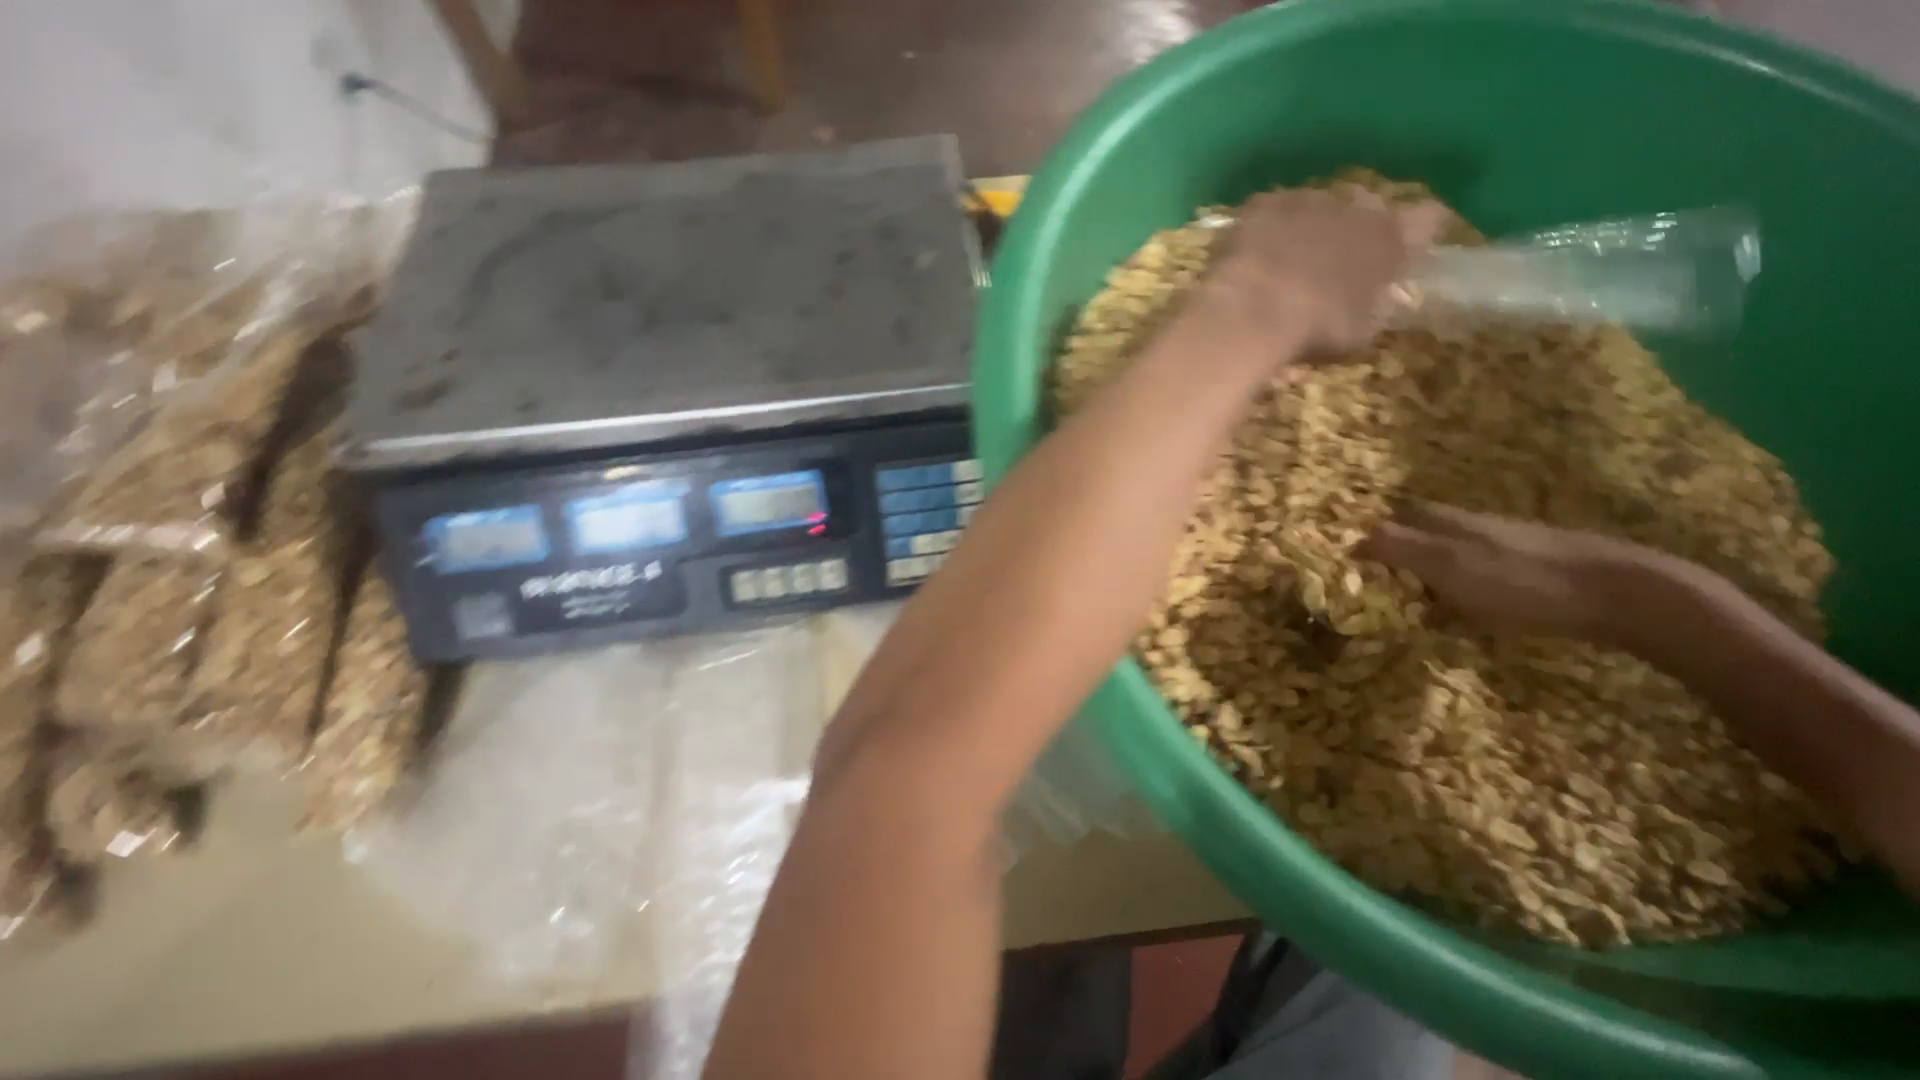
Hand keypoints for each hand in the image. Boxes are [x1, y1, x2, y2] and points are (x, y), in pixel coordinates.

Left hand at [1193, 189, 1449, 356]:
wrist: (1255, 311)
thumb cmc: (1319, 328)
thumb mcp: (1364, 328)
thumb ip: (1379, 302)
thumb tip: (1380, 296)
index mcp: (1392, 238)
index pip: (1428, 218)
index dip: (1420, 230)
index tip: (1409, 246)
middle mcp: (1357, 206)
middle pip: (1367, 207)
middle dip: (1356, 228)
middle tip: (1335, 261)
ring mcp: (1308, 198)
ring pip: (1317, 205)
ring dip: (1308, 226)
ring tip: (1286, 260)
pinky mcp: (1265, 202)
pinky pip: (1272, 210)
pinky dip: (1268, 228)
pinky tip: (1253, 254)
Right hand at [1356, 500, 1657, 640]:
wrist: (1612, 593)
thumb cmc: (1517, 579)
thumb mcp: (1445, 563)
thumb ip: (1396, 548)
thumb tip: (1349, 540)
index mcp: (1445, 522)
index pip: (1394, 519)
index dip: (1371, 538)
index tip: (1350, 570)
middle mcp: (1469, 528)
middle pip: (1421, 536)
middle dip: (1397, 558)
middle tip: (1377, 594)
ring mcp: (1502, 550)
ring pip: (1449, 560)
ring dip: (1428, 581)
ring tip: (1413, 614)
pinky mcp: (1528, 574)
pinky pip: (1477, 582)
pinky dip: (1460, 598)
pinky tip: (1463, 622)